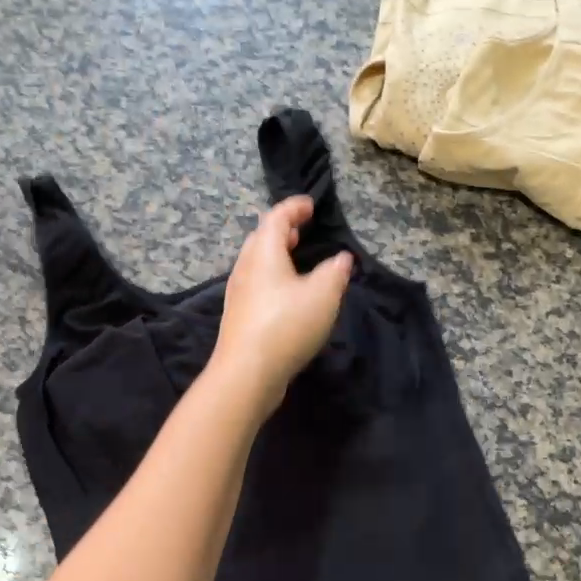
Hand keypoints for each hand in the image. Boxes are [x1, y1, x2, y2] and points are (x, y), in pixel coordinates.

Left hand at [212, 196, 353, 412]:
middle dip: (280, 230)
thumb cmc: (285, 326)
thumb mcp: (323, 296)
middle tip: (300, 230)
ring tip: (293, 257)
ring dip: (274, 255)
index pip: (276, 218)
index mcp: (263, 253)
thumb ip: (335, 273)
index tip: (310, 205)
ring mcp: (238, 294)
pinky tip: (285, 295)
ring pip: (256, 264)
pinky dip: (271, 278)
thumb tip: (342, 259)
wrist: (246, 374)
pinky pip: (256, 286)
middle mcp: (245, 268)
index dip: (294, 208)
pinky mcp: (238, 318)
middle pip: (260, 239)